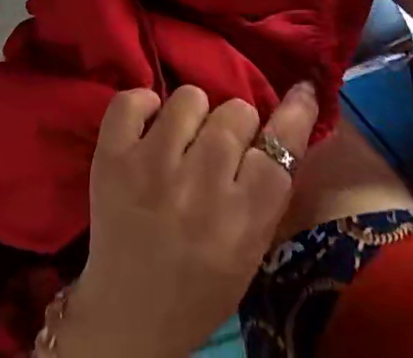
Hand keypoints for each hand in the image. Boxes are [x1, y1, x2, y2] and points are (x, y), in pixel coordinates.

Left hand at [58, 82, 318, 357]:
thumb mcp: (252, 245)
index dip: (295, 111)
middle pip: (237, 112)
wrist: (127, 320)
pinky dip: (143, 106)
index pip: (282, 145)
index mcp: (243, 219)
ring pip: (191, 98)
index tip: (301, 91)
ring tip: (183, 143)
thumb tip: (292, 114)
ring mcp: (151, 169)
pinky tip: (149, 128)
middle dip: (236, 126)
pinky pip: (132, 100)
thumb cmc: (201, 286)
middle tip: (221, 150)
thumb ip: (270, 186)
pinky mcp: (111, 160)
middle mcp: (200, 188)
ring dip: (193, 116)